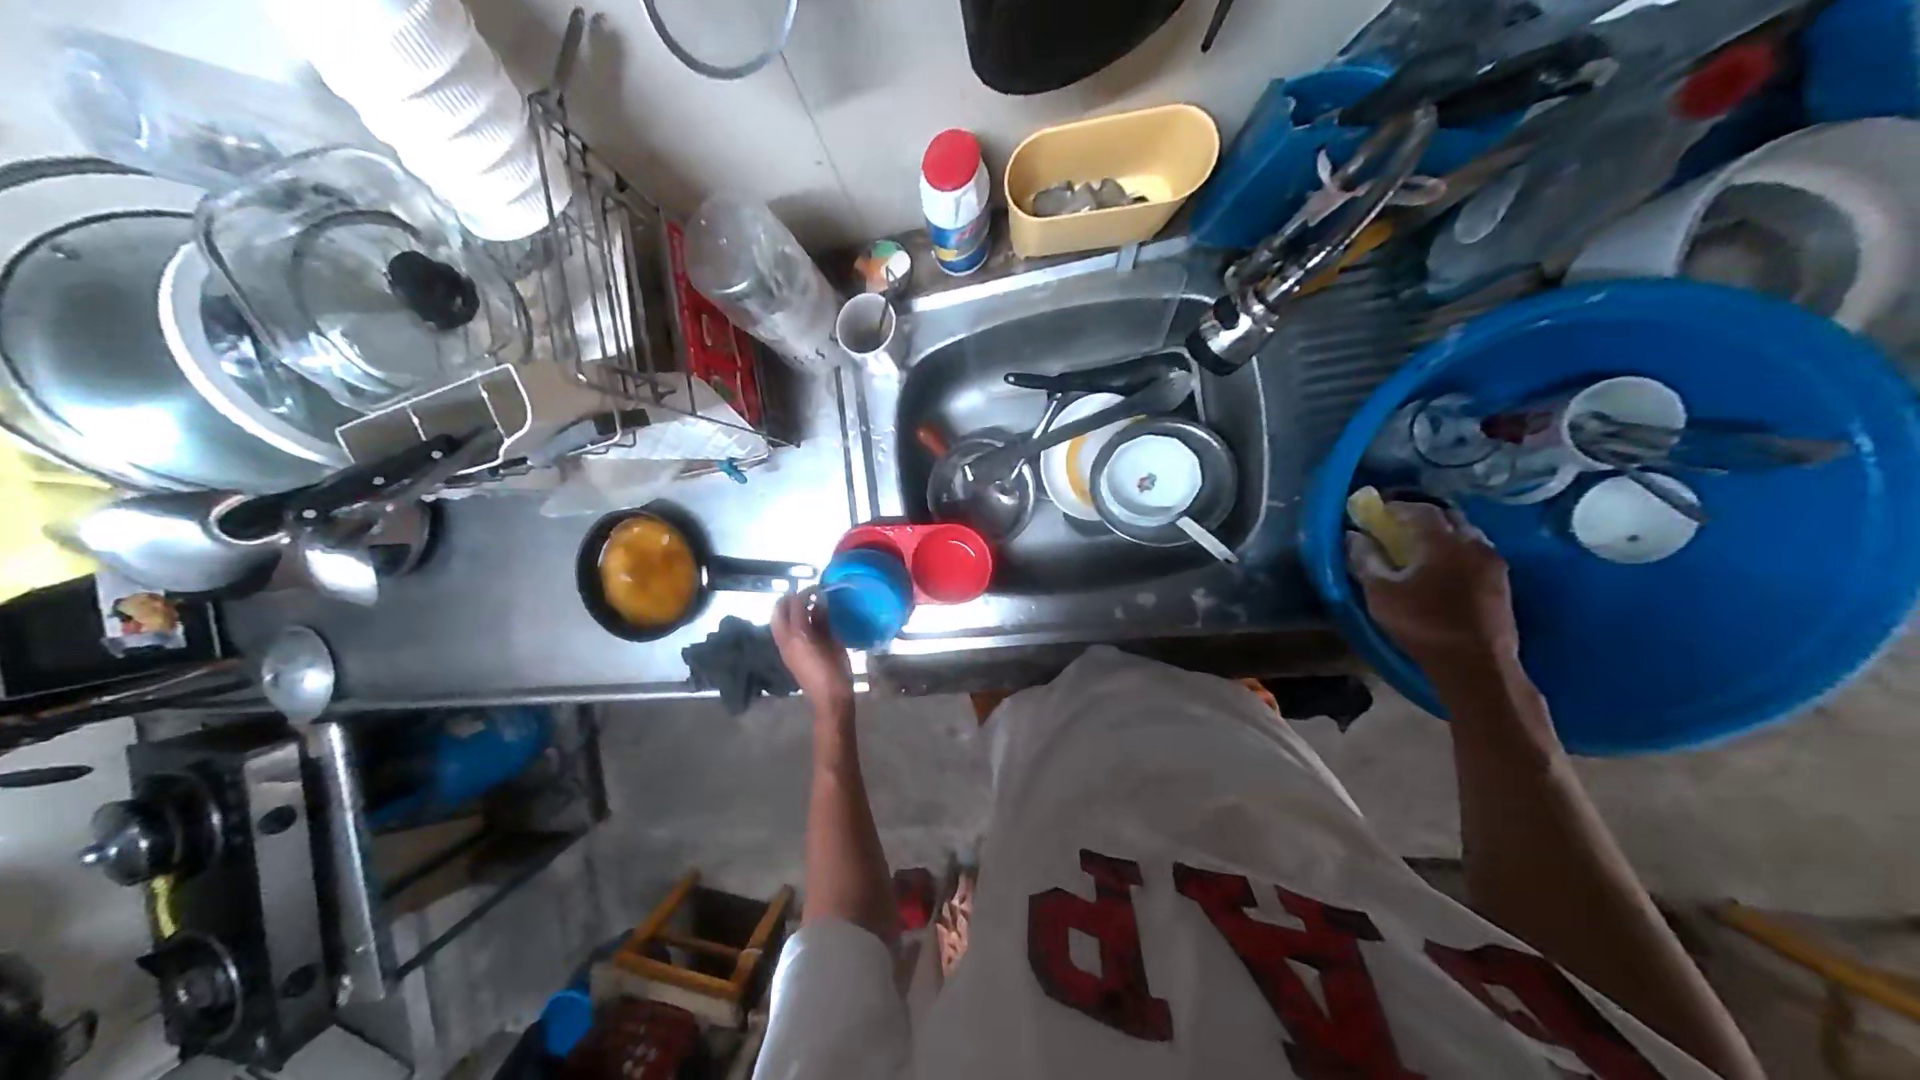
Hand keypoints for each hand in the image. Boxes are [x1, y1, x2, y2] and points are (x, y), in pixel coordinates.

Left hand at [773, 590, 853, 714]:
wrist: (829, 699)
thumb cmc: (837, 671)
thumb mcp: (834, 642)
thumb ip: (823, 621)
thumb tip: (820, 603)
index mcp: (799, 634)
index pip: (796, 604)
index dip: (806, 592)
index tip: (817, 587)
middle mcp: (786, 639)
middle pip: (778, 611)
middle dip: (788, 599)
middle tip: (805, 593)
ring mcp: (783, 649)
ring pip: (777, 622)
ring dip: (786, 610)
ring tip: (804, 605)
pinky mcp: (786, 656)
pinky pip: (781, 632)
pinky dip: (788, 622)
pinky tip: (804, 622)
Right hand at [1346, 501, 1519, 676]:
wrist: (1476, 663)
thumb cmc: (1422, 624)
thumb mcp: (1380, 593)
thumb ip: (1365, 560)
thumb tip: (1354, 536)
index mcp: (1442, 541)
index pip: (1419, 509)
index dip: (1396, 506)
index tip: (1377, 510)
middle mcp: (1472, 543)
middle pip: (1447, 516)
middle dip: (1422, 516)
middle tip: (1399, 525)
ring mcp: (1492, 562)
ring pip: (1465, 533)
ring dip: (1442, 533)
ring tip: (1421, 547)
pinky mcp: (1501, 581)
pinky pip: (1475, 552)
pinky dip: (1456, 551)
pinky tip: (1443, 569)